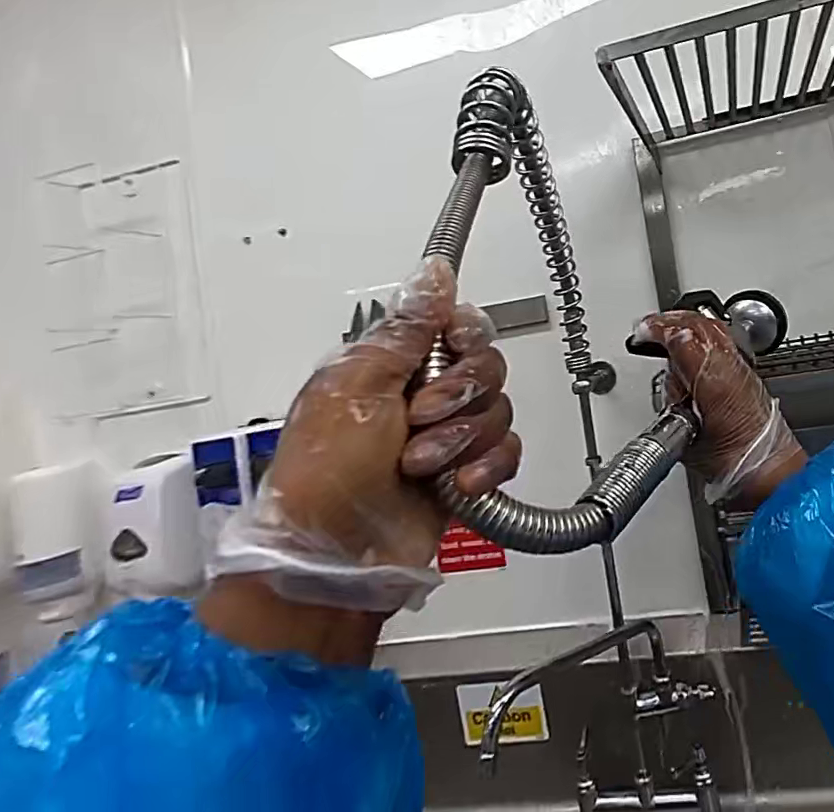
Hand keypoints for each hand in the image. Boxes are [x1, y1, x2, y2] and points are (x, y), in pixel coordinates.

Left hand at [259, 256, 522, 570]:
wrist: (336, 561)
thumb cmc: (325, 478)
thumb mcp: (357, 387)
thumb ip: (404, 329)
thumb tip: (433, 273)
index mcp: (392, 367)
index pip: (457, 325)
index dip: (463, 338)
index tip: (448, 353)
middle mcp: (424, 396)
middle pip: (486, 366)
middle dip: (460, 395)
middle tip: (422, 418)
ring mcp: (449, 434)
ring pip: (500, 408)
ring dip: (463, 438)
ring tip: (423, 463)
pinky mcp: (470, 467)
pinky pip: (508, 449)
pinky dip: (487, 466)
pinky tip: (458, 482)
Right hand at [631, 310, 806, 505]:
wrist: (771, 470)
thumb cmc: (737, 463)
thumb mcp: (687, 441)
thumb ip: (674, 408)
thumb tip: (667, 389)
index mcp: (717, 384)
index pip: (686, 341)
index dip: (661, 330)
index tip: (643, 331)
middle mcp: (733, 370)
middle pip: (703, 327)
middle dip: (673, 322)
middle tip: (650, 326)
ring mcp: (745, 370)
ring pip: (716, 331)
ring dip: (689, 326)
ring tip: (668, 330)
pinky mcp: (750, 375)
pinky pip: (726, 342)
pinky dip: (705, 336)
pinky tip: (694, 344)